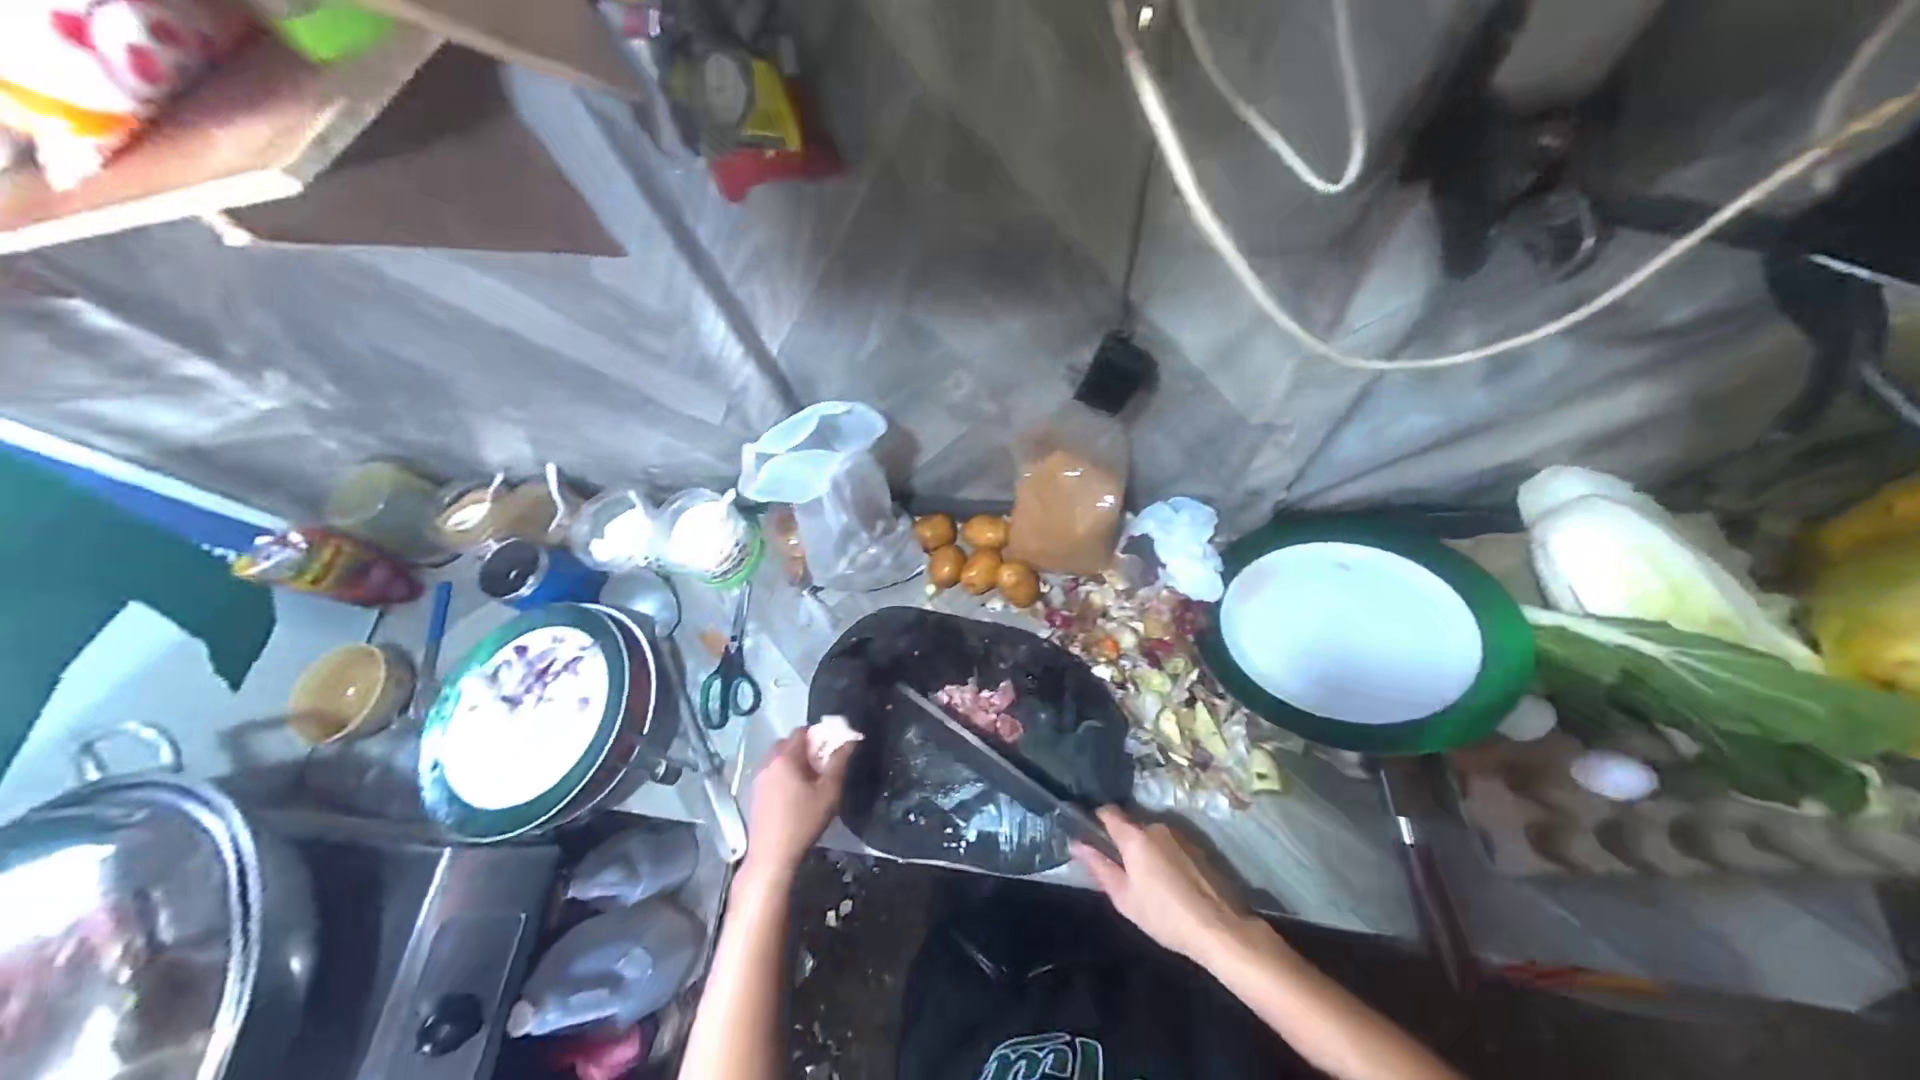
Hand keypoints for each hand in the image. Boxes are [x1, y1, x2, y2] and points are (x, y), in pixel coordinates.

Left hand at [742, 730, 852, 878]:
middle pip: (786, 743)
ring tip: (808, 781)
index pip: (801, 731)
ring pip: (777, 759)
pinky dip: (782, 775)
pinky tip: (792, 795)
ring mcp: (757, 778)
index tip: (830, 748)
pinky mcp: (753, 794)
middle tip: (821, 764)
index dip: (817, 735)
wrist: (771, 856)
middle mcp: (767, 762)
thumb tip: (849, 742)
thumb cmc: (803, 821)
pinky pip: (770, 773)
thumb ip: (839, 762)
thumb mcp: (829, 792)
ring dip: (792, 762)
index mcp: (785, 757)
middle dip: (804, 748)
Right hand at [1072, 806, 1258, 962]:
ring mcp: (1181, 835)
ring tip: (1152, 883)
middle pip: (1132, 826)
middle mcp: (1157, 826)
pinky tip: (1174, 885)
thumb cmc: (1165, 916)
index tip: (1092, 838)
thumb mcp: (1124, 898)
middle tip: (1124, 873)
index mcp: (1135, 836)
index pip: (1108, 812)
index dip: (1097, 821)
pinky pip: (1173, 845)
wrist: (1221, 929)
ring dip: (1148, 852)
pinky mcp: (1200, 847)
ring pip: (1154, 837)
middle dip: (1125, 844)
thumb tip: (1077, 844)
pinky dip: (1167, 858)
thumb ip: (1099, 867)